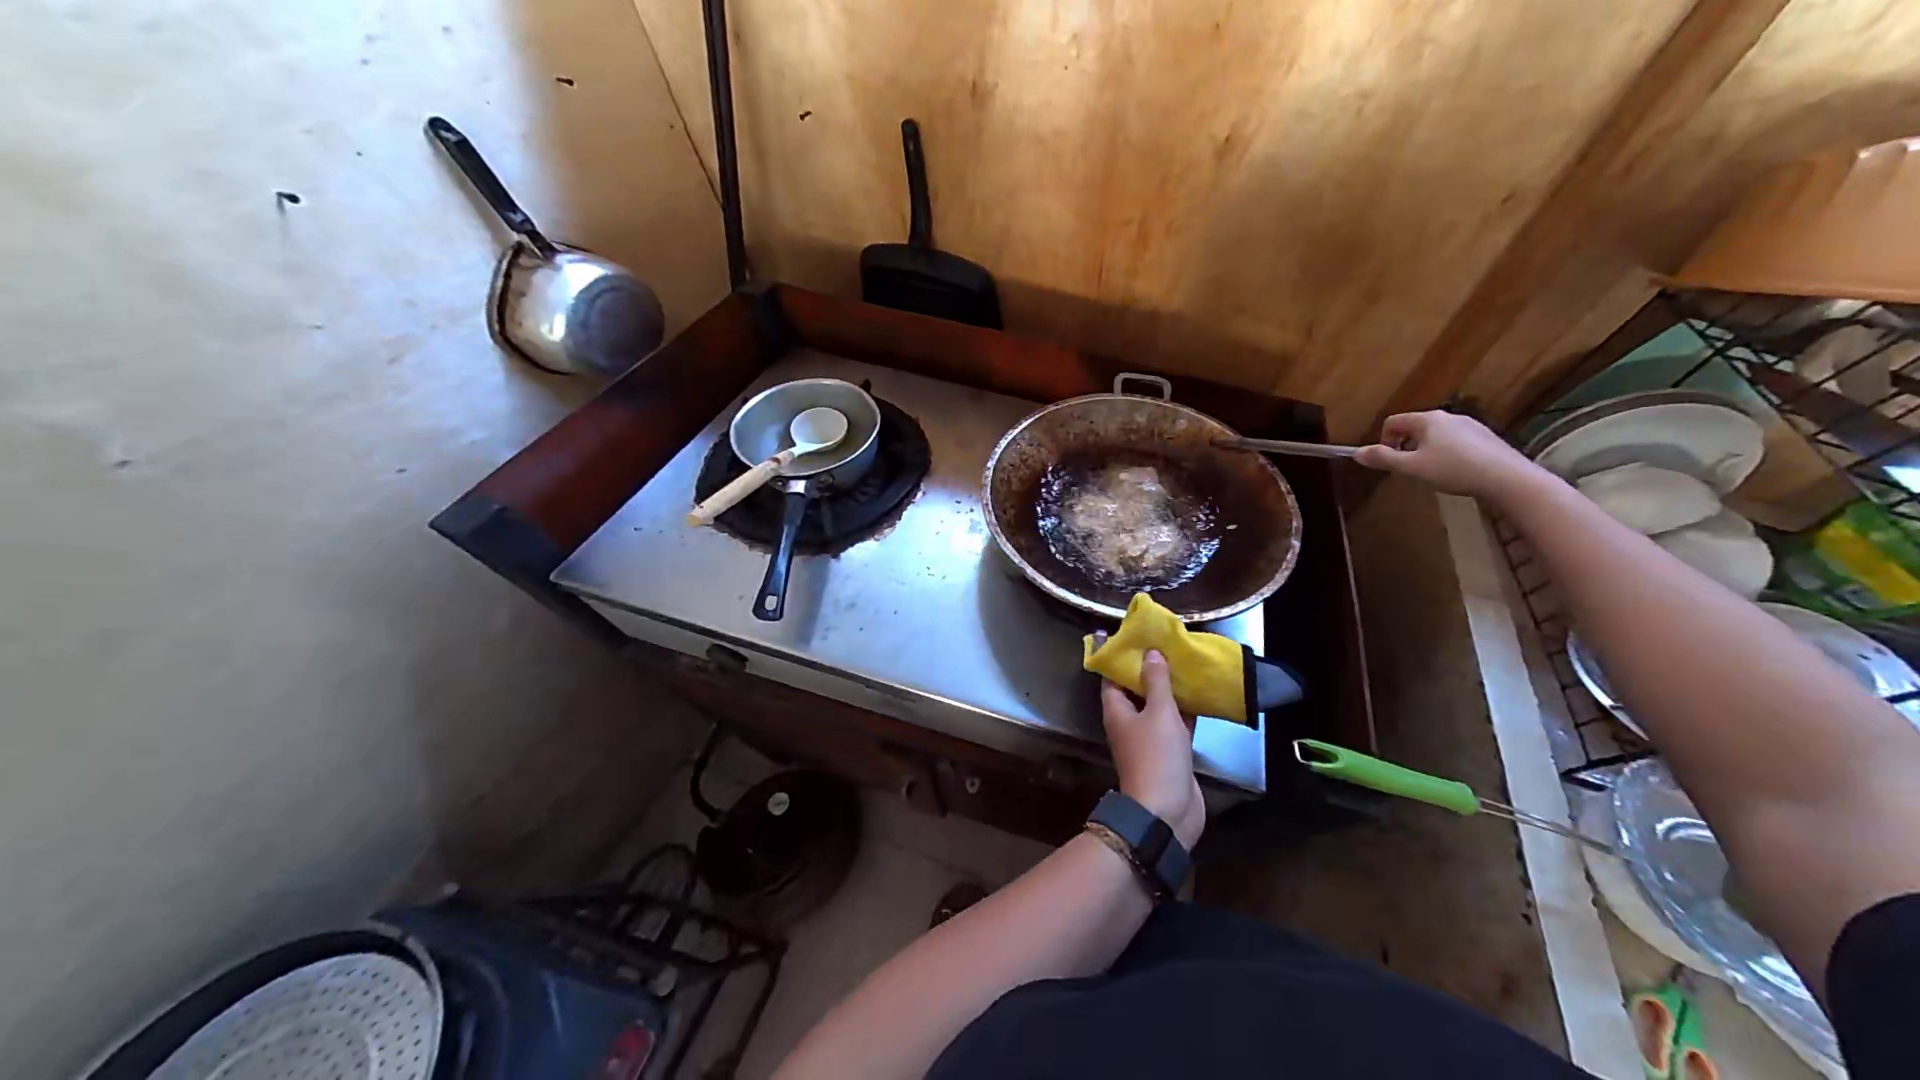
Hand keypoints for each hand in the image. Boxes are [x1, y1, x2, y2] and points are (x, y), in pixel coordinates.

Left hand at [1100, 650, 1205, 848]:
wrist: (1167, 811)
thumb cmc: (1156, 756)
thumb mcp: (1158, 713)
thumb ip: (1157, 681)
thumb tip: (1150, 653)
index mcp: (1116, 710)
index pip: (1113, 677)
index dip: (1122, 658)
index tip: (1137, 638)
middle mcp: (1128, 722)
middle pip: (1137, 690)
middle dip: (1151, 670)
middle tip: (1168, 646)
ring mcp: (1148, 738)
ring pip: (1158, 707)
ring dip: (1170, 690)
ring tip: (1186, 664)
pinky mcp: (1169, 752)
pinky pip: (1175, 724)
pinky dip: (1186, 711)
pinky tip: (1201, 695)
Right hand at [1353, 410, 1545, 503]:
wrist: (1506, 478)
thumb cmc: (1453, 470)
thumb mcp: (1411, 468)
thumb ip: (1383, 459)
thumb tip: (1357, 453)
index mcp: (1427, 420)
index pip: (1393, 422)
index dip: (1384, 441)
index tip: (1390, 460)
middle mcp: (1448, 416)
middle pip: (1414, 427)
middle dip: (1405, 447)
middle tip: (1410, 469)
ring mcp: (1469, 425)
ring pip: (1435, 435)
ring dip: (1425, 451)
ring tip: (1434, 472)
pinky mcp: (1484, 437)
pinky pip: (1455, 441)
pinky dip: (1447, 453)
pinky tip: (1456, 471)